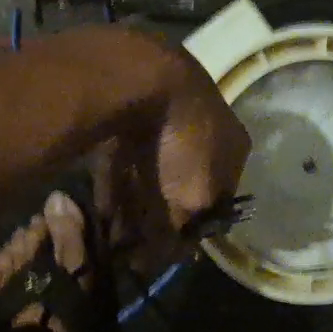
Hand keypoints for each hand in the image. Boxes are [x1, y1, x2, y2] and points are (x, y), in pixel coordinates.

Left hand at [55, 26, 249, 272]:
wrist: (139, 78)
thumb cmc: (182, 143)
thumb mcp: (194, 200)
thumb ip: (185, 229)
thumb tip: (173, 253)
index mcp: (233, 146)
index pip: (219, 196)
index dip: (194, 226)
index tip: (170, 249)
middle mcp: (205, 128)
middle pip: (181, 184)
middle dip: (158, 217)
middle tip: (136, 245)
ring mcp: (165, 115)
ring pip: (149, 172)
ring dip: (133, 204)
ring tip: (113, 235)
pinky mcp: (128, 110)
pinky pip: (122, 157)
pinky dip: (113, 183)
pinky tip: (98, 208)